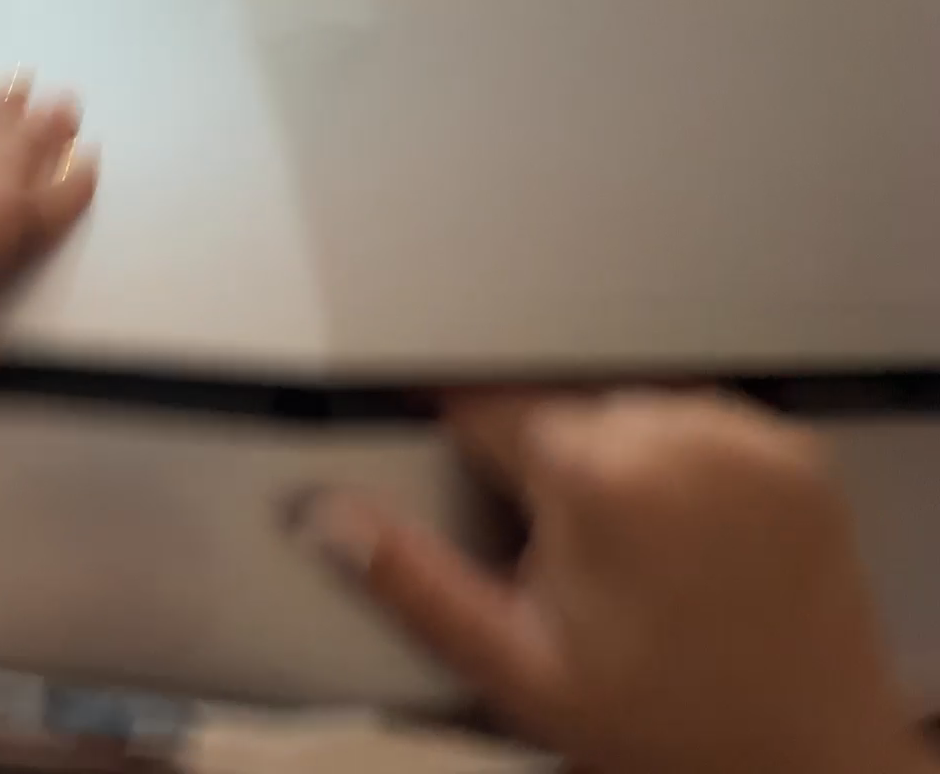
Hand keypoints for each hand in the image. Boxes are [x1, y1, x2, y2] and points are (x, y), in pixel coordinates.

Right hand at [308, 390, 929, 773]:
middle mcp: (680, 441)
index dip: (453, 436)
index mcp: (602, 477)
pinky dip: (646, 441)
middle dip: (518, 444)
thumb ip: (405, 576)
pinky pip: (673, 409)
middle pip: (541, 396)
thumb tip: (326, 517)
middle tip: (535, 521)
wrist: (805, 772)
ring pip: (601, 394)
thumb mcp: (504, 661)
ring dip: (580, 437)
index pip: (479, 400)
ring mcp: (744, 442)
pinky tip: (650, 503)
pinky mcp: (786, 453)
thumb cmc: (663, 723)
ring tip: (595, 516)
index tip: (457, 465)